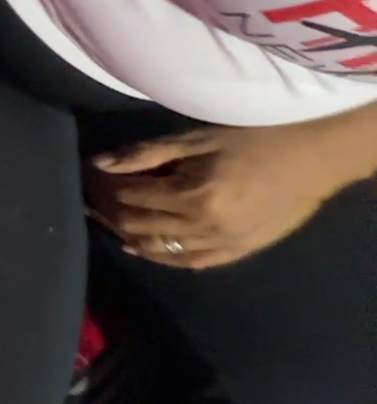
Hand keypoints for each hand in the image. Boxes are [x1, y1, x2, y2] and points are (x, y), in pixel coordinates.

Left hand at [86, 124, 350, 268]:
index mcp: (193, 195)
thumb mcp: (191, 141)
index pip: (129, 196)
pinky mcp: (242, 250)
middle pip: (137, 224)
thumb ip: (142, 155)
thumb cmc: (249, 142)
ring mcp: (226, 242)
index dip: (104, 186)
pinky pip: (193, 262)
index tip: (90, 178)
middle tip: (92, 199)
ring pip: (159, 247)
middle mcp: (207, 225)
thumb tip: (97, 164)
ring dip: (127, 234)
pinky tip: (138, 249)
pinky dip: (162, 257)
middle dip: (109, 210)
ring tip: (108, 221)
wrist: (313, 158)